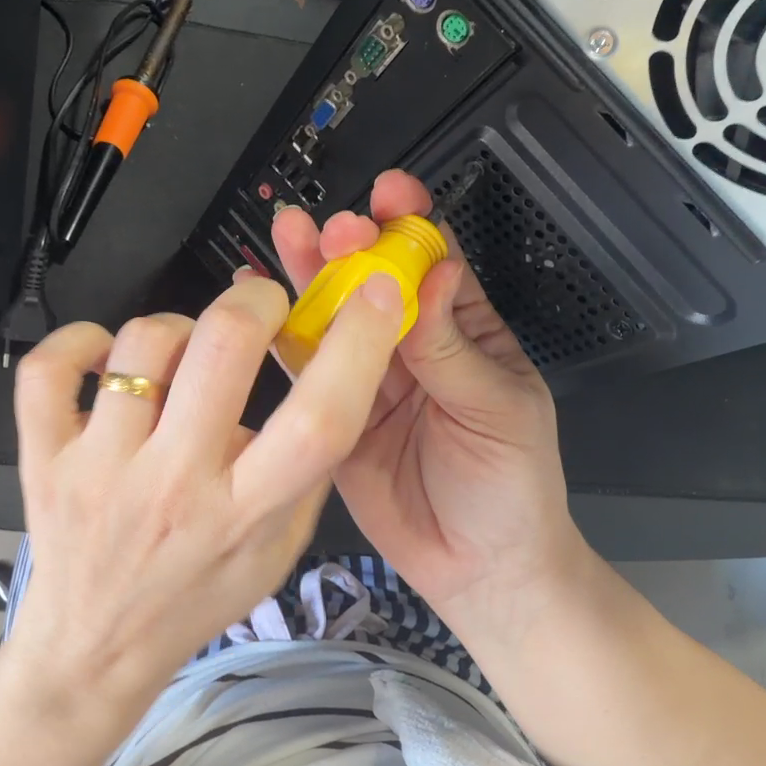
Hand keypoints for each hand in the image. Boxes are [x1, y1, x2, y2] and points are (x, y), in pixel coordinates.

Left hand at [6, 274, 402, 697]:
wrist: (95, 646)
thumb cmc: (194, 596)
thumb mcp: (277, 551)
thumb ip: (304, 470)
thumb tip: (321, 368)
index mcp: (245, 513)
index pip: (319, 418)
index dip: (357, 343)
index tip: (373, 294)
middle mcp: (174, 485)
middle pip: (223, 347)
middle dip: (253, 301)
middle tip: (257, 309)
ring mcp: (100, 469)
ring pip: (141, 342)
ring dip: (174, 328)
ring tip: (178, 355)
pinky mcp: (45, 457)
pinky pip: (51, 366)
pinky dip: (80, 340)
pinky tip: (105, 360)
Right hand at [270, 169, 585, 617]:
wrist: (478, 571)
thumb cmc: (510, 487)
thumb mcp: (498, 411)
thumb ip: (455, 349)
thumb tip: (436, 274)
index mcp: (465, 334)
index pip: (435, 265)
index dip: (411, 226)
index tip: (389, 194)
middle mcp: (410, 348)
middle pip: (374, 283)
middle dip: (352, 247)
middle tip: (330, 228)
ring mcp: (366, 381)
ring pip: (333, 317)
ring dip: (310, 276)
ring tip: (286, 236)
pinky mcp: (331, 415)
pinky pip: (304, 370)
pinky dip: (279, 336)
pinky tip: (255, 303)